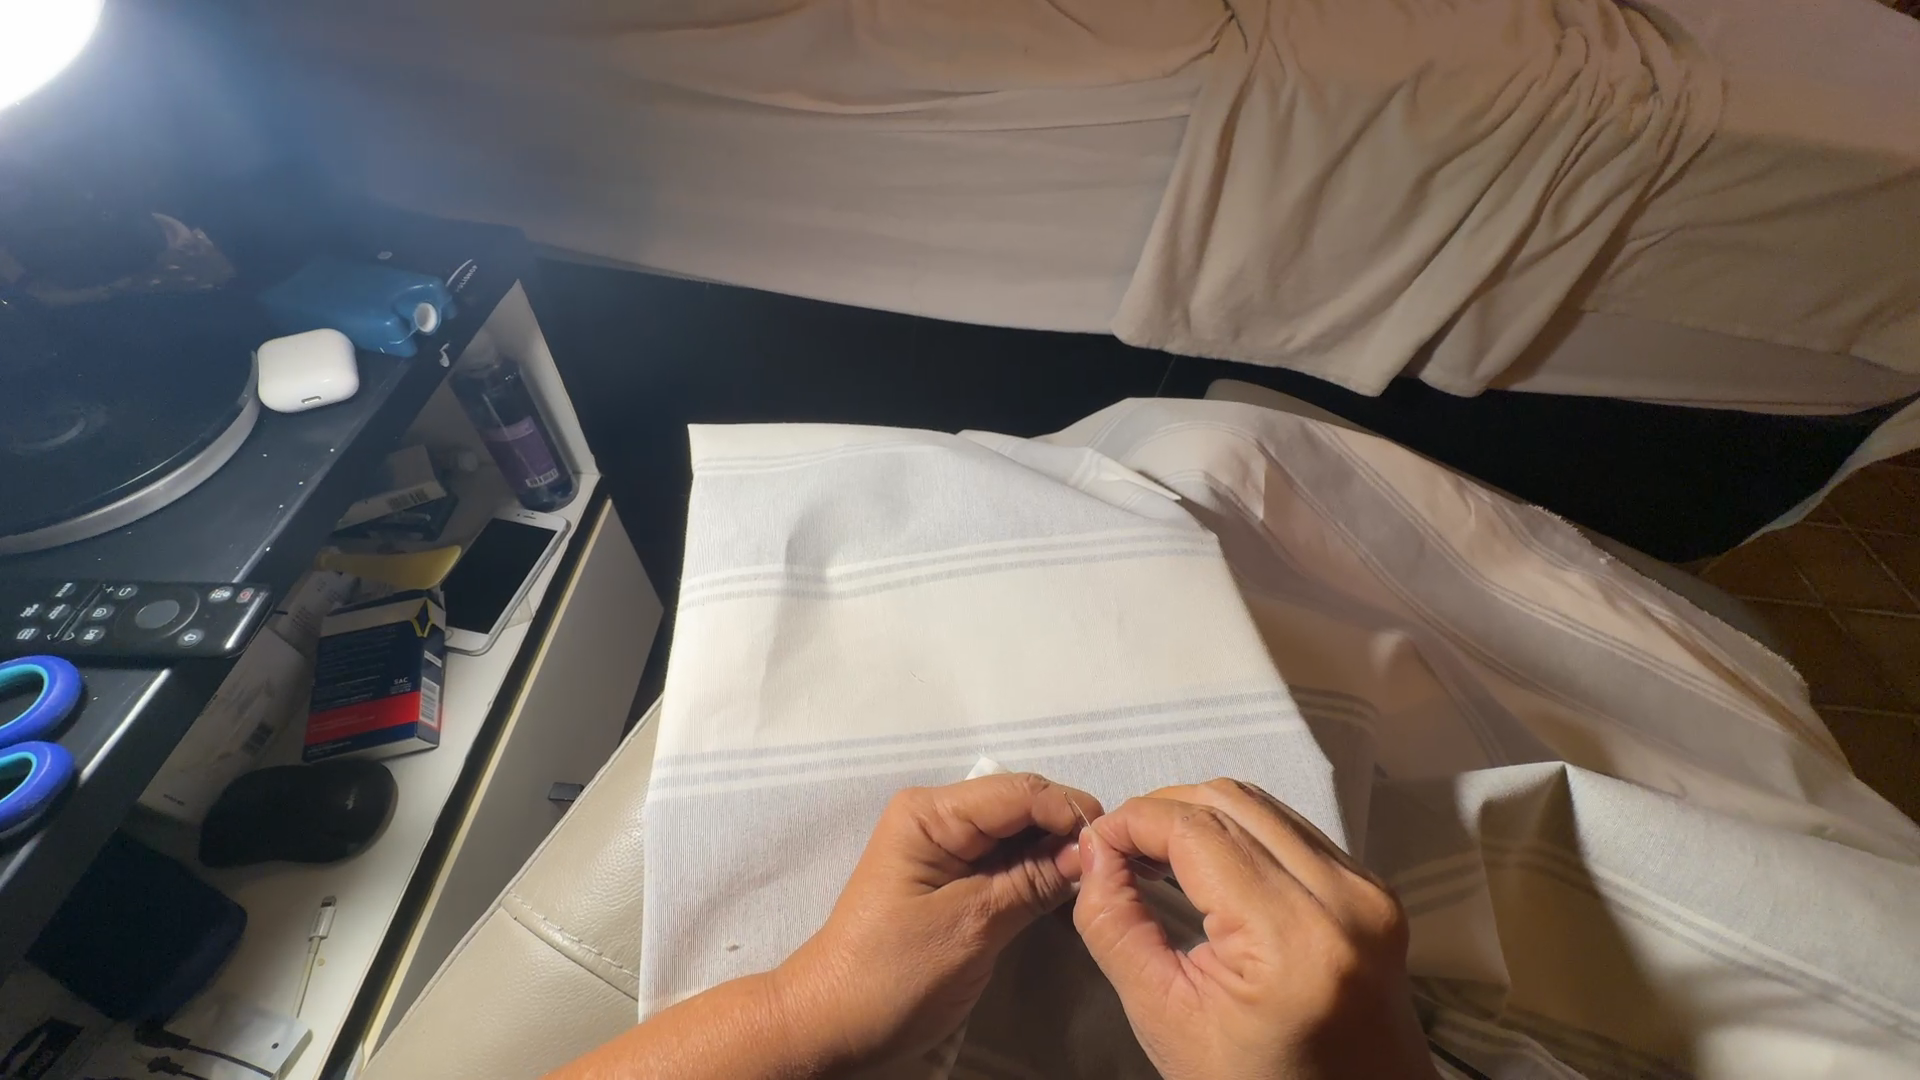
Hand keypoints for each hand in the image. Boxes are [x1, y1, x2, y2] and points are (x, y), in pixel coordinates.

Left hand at [774, 772, 1101, 1069]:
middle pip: (1018, 804)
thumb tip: (1089, 851)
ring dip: (1055, 848)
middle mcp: (938, 813)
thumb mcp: (969, 927)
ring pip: (1015, 829)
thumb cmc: (892, 973)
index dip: (1067, 811)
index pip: (1016, 791)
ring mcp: (944, 841)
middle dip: (1065, 828)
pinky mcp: (951, 871)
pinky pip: (1003, 856)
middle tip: (1114, 864)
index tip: (1113, 844)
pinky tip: (1065, 884)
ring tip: (1099, 874)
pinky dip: (1035, 867)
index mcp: (931, 812)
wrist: (832, 1022)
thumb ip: (1030, 881)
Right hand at [1073, 779, 1435, 1079]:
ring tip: (1157, 852)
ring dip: (1195, 812)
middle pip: (1226, 801)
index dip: (1135, 820)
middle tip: (1122, 847)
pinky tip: (1204, 860)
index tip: (1097, 840)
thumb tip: (1093, 845)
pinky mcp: (1368, 885)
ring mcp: (1363, 888)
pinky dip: (1232, 826)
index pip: (1196, 831)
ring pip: (1255, 802)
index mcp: (1291, 941)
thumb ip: (1113, 923)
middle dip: (1161, 810)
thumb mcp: (1162, 1016)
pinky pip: (1284, 824)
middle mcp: (1341, 900)